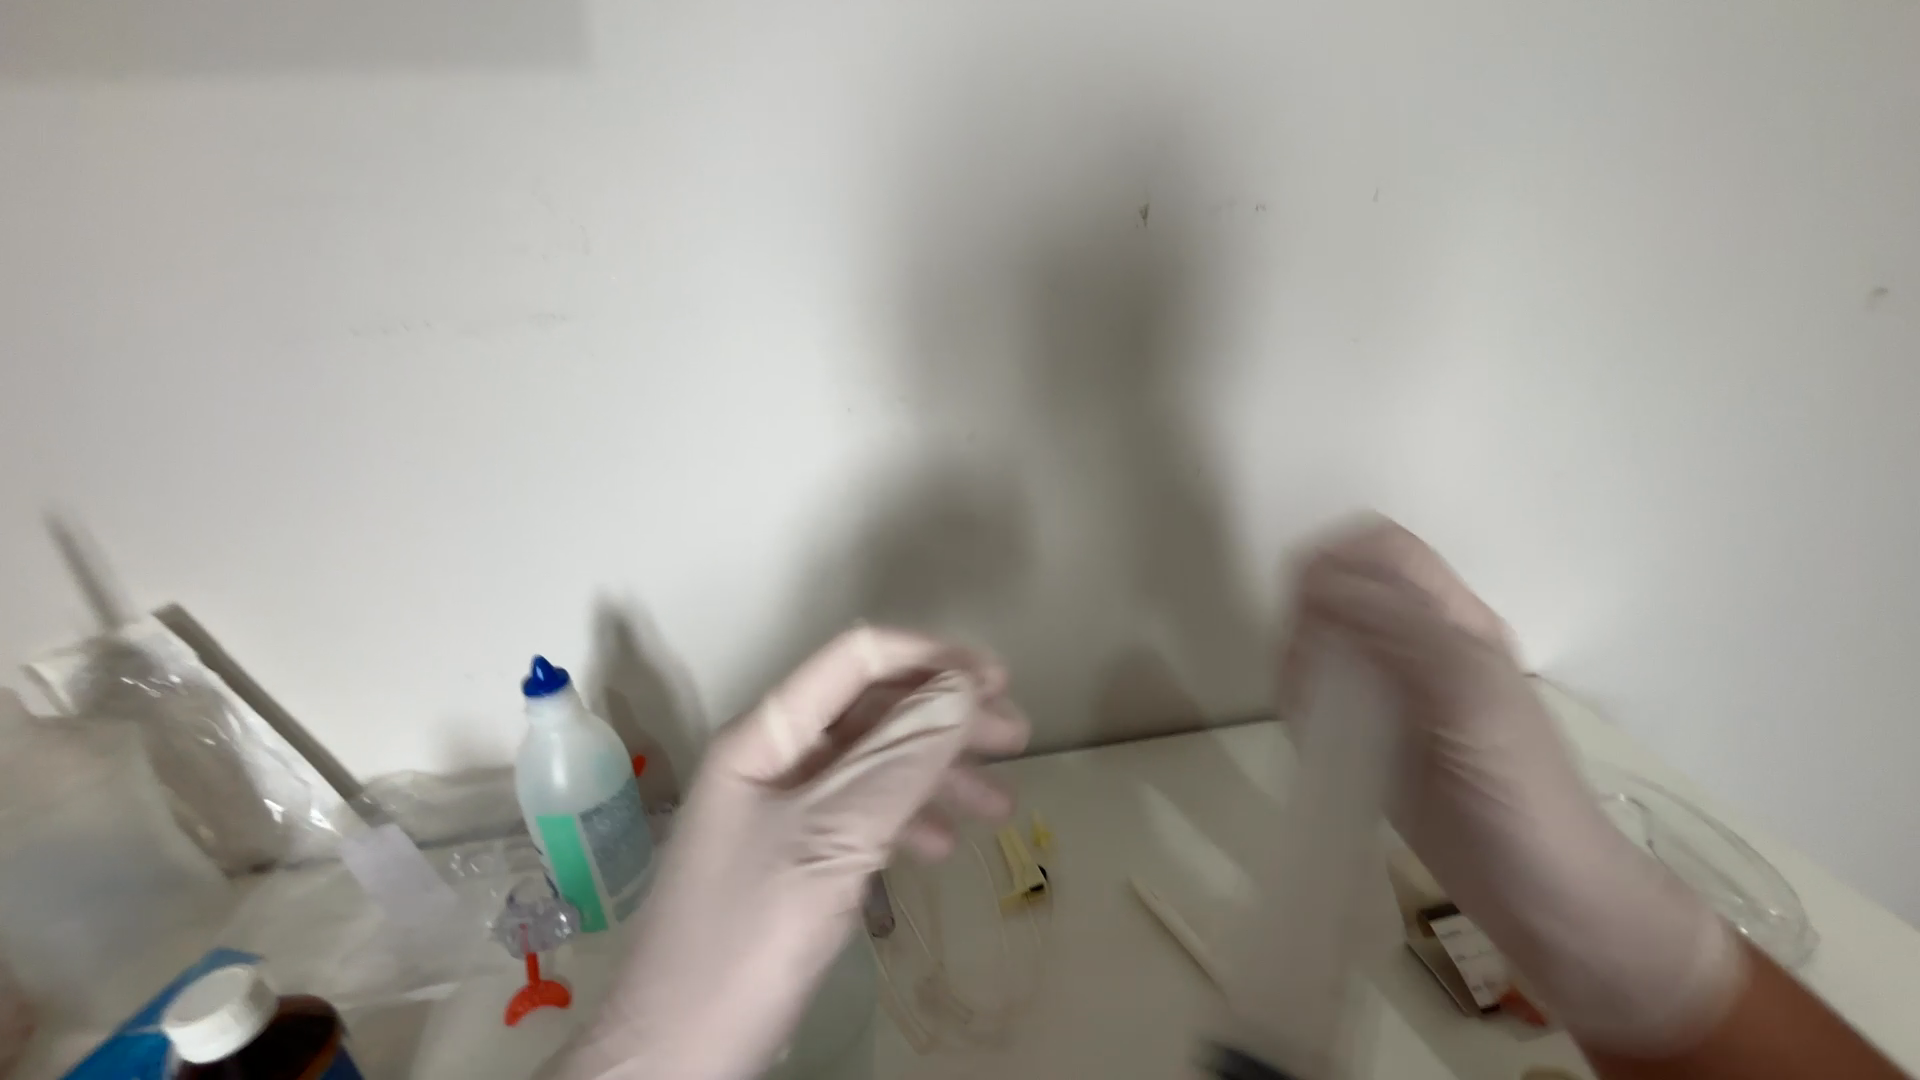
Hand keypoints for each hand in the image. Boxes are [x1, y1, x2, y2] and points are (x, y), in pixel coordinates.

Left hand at [546, 627, 1027, 1079]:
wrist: (677, 1060)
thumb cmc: (749, 936)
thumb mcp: (834, 837)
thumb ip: (900, 757)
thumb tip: (962, 688)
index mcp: (767, 736)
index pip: (854, 662)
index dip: (928, 658)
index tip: (994, 681)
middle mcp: (775, 760)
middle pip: (873, 712)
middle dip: (945, 718)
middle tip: (1016, 738)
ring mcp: (784, 812)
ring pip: (875, 767)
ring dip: (939, 774)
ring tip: (1000, 805)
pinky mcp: (796, 860)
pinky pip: (863, 817)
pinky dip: (908, 821)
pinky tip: (941, 847)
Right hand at [1286, 518, 1742, 1054]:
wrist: (1540, 896)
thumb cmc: (1520, 789)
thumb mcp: (1472, 695)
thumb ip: (1403, 629)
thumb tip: (1319, 581)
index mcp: (1449, 619)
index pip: (1380, 549)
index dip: (1336, 558)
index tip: (1307, 605)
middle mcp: (1412, 643)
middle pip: (1337, 590)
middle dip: (1309, 621)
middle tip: (1318, 673)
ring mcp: (1387, 690)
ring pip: (1315, 643)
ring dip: (1300, 666)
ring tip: (1323, 715)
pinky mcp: (1365, 733)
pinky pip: (1312, 696)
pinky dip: (1300, 706)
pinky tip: (1321, 740)